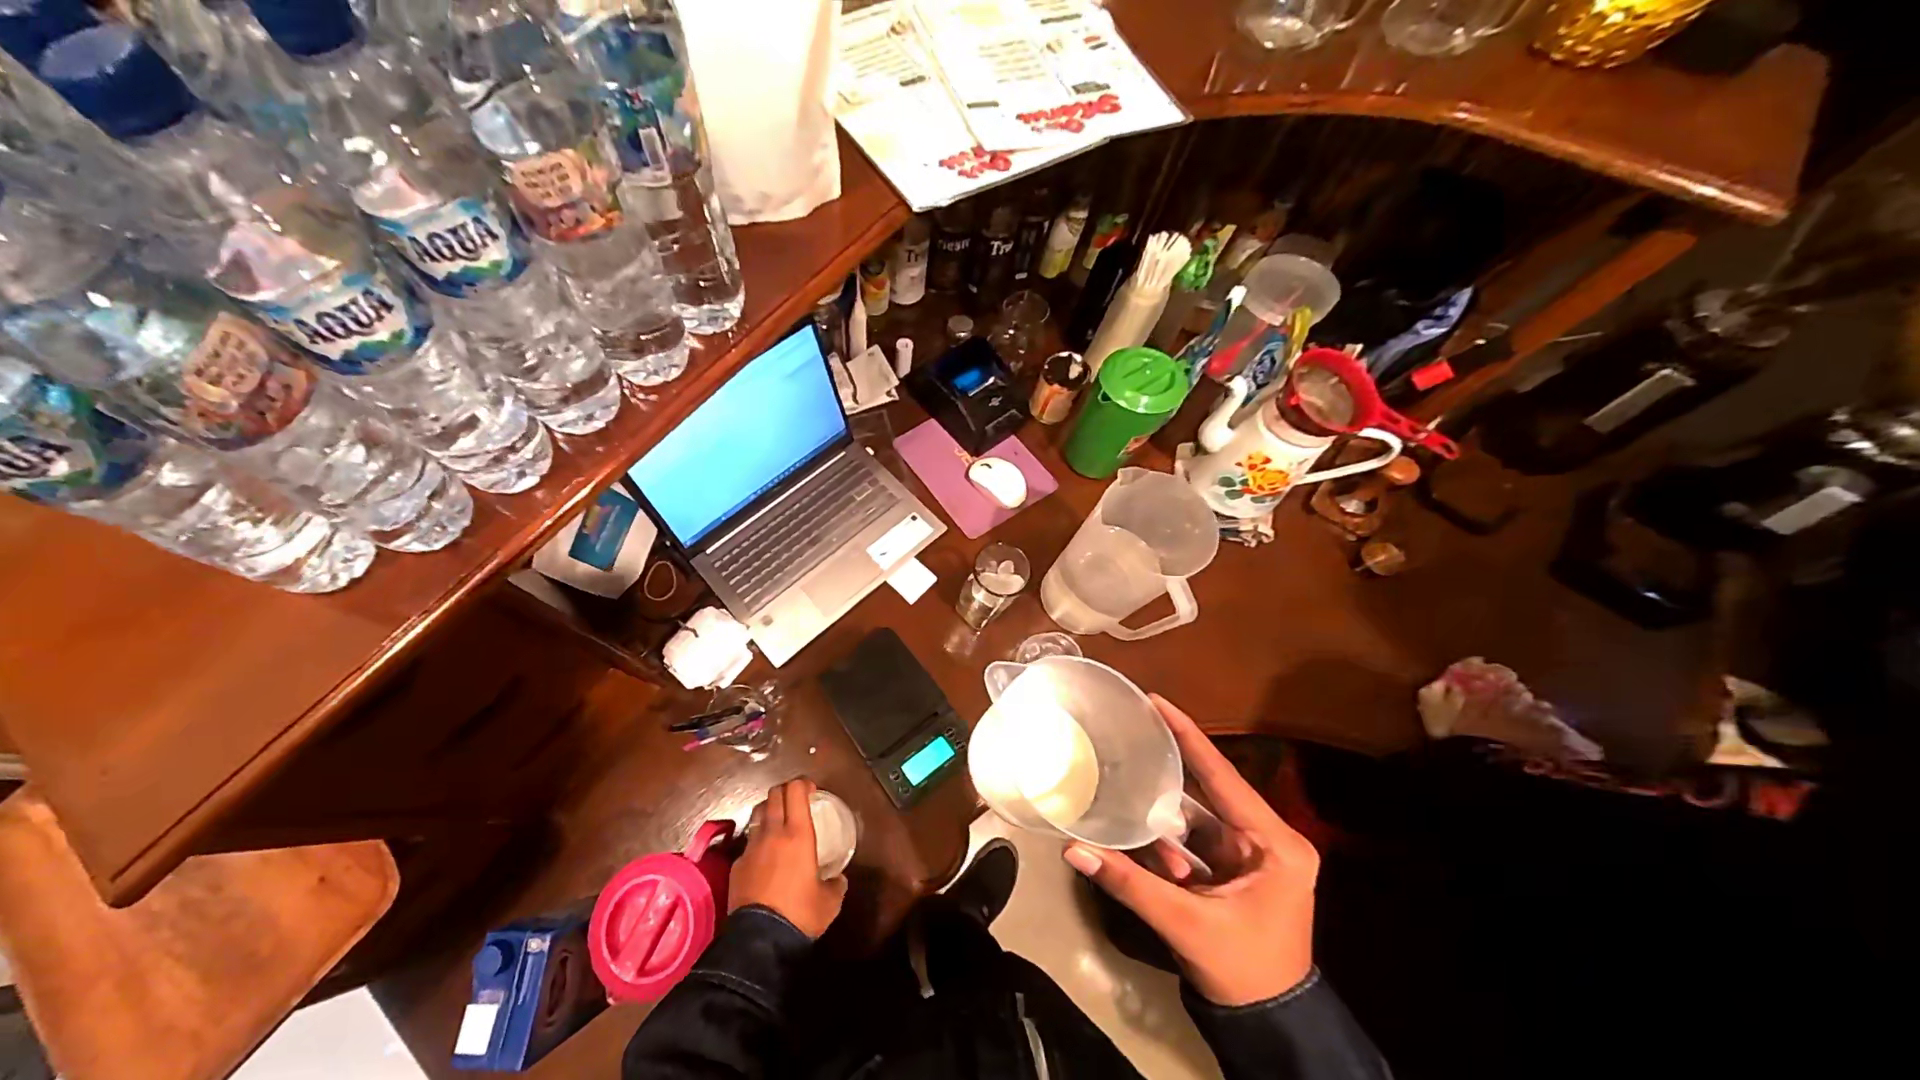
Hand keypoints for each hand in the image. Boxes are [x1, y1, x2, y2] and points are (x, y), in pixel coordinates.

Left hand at [729, 778, 847, 938]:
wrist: (759, 940)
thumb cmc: (800, 913)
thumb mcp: (829, 901)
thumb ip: (835, 883)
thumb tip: (838, 879)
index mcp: (798, 834)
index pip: (795, 790)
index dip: (803, 783)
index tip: (811, 790)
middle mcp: (772, 834)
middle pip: (773, 795)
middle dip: (785, 791)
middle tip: (796, 801)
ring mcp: (751, 848)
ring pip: (757, 815)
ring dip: (769, 811)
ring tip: (779, 824)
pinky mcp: (736, 865)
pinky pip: (749, 842)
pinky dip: (759, 841)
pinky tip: (765, 858)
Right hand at [1063, 695, 1318, 1005]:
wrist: (1267, 1023)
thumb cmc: (1242, 969)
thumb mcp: (1186, 923)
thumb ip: (1128, 883)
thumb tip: (1074, 850)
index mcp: (1275, 844)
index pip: (1224, 778)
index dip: (1189, 737)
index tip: (1158, 702)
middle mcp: (1268, 840)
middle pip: (1208, 794)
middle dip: (1168, 775)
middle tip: (1130, 740)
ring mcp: (1253, 856)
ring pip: (1197, 821)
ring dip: (1162, 820)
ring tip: (1123, 793)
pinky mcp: (1237, 871)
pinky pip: (1195, 844)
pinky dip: (1167, 845)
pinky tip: (1138, 838)